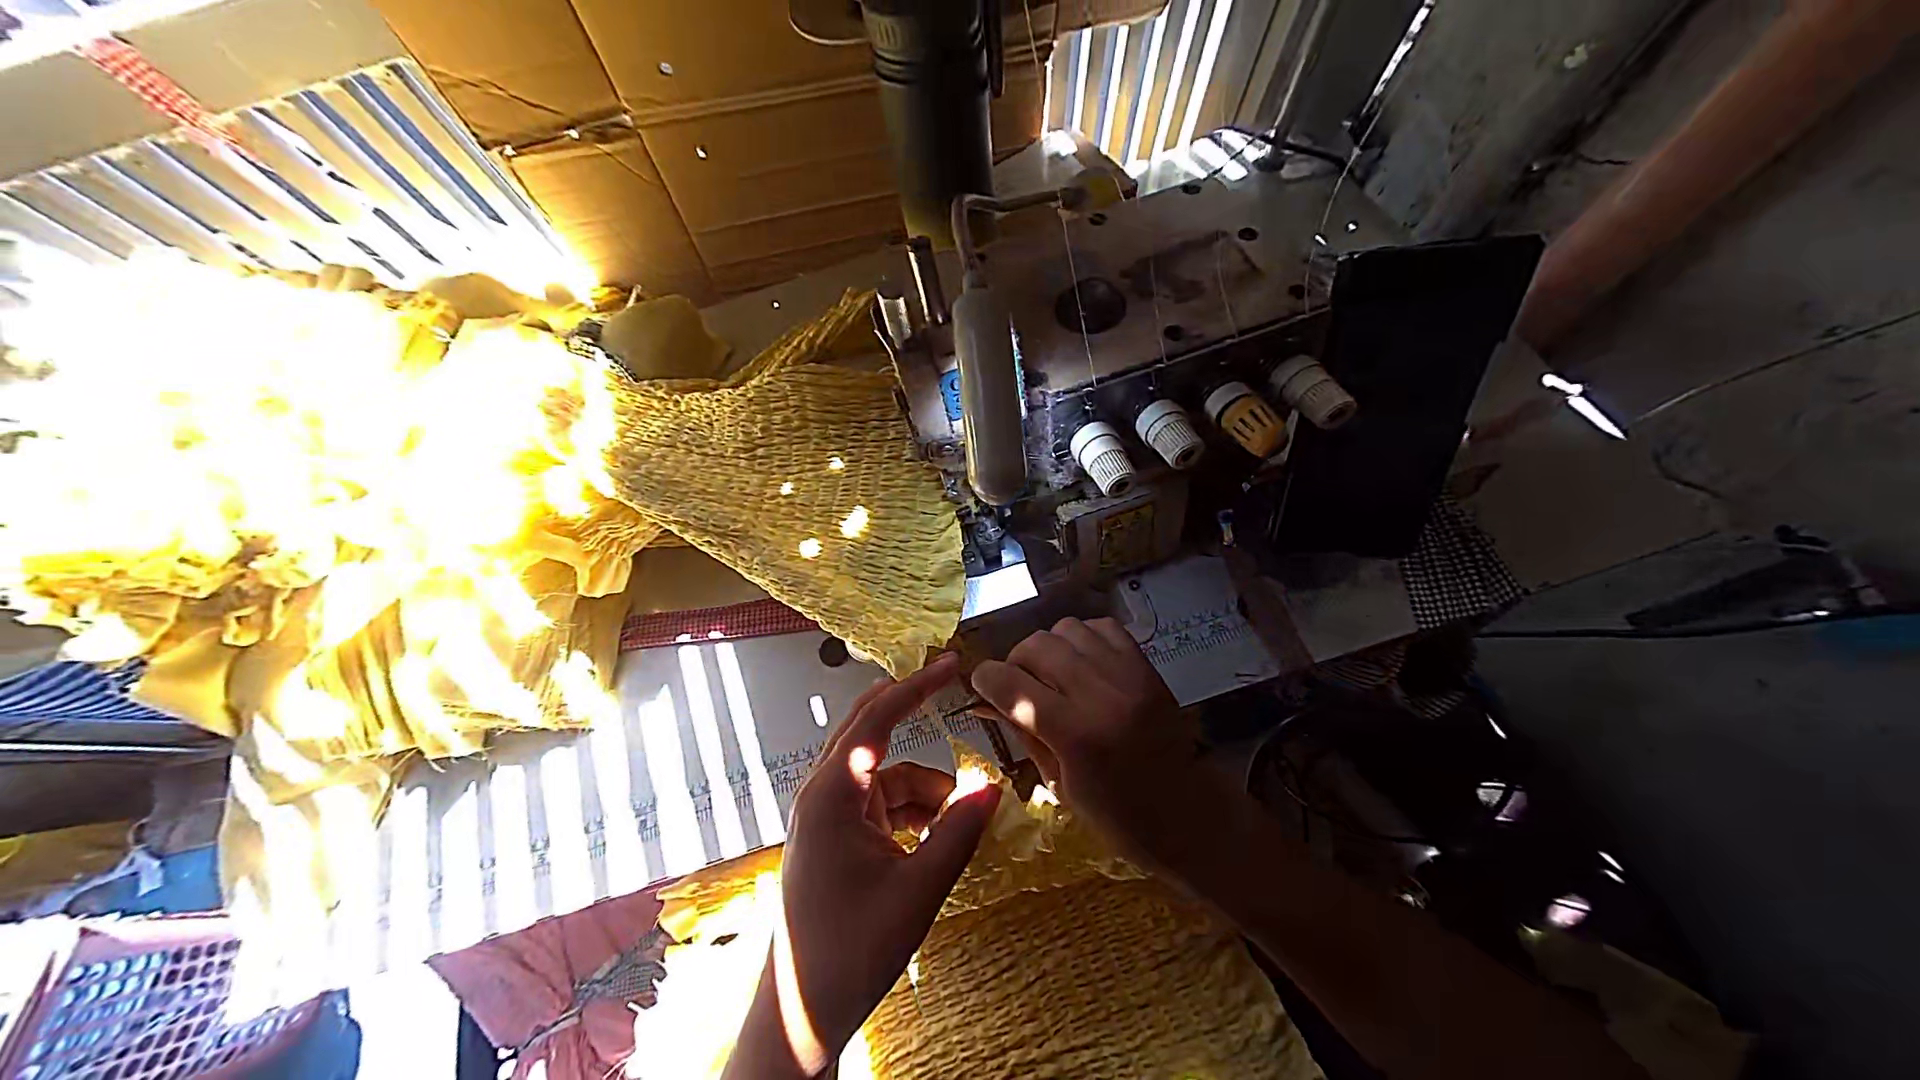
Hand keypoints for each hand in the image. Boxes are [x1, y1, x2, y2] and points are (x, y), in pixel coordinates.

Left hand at [728, 653, 999, 1077]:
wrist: (801, 1014)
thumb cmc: (851, 950)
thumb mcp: (918, 891)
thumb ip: (959, 834)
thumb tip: (994, 788)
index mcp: (832, 795)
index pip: (877, 719)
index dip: (916, 686)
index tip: (950, 665)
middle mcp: (823, 793)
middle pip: (870, 730)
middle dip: (912, 712)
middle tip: (951, 692)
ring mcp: (826, 813)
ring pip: (883, 773)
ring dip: (922, 786)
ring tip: (953, 822)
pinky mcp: (833, 833)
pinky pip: (879, 801)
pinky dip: (909, 808)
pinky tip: (931, 837)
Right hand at [970, 617, 1238, 877]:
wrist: (1189, 814)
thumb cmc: (1119, 818)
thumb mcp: (1060, 785)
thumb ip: (1023, 733)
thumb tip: (985, 702)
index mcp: (1076, 734)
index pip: (1010, 683)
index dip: (985, 679)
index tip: (981, 686)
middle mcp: (1101, 693)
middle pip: (1035, 646)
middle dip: (1015, 663)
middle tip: (1019, 687)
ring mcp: (1128, 674)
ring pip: (1066, 628)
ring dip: (1048, 647)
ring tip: (1053, 674)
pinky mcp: (1146, 666)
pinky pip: (1101, 627)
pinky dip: (1082, 638)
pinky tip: (1081, 664)